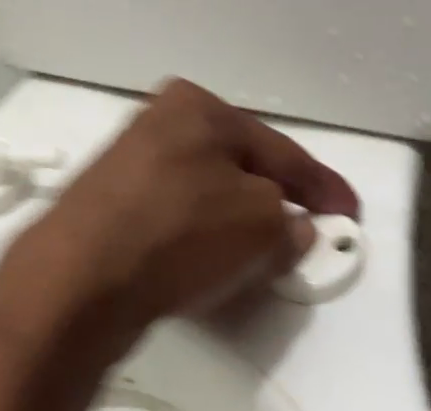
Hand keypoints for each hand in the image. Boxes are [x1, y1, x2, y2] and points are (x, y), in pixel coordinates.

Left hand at [21, 79, 359, 323]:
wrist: (81, 281)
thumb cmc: (178, 234)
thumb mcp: (259, 223)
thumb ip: (288, 222)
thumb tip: (294, 230)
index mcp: (198, 109)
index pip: (280, 151)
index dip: (322, 187)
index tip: (350, 215)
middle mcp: (157, 128)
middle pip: (237, 171)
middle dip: (275, 205)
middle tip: (303, 237)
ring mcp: (125, 173)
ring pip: (203, 201)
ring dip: (235, 230)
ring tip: (259, 263)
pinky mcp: (105, 218)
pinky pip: (172, 229)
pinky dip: (199, 247)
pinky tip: (207, 271)